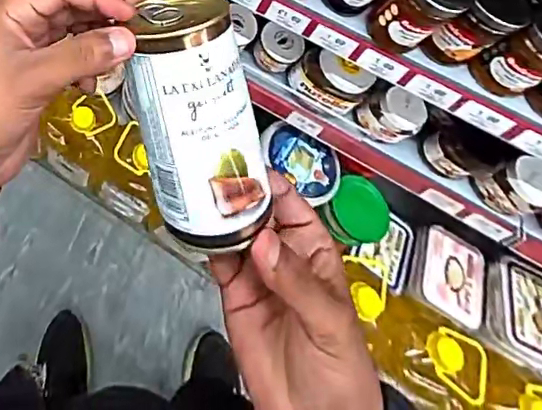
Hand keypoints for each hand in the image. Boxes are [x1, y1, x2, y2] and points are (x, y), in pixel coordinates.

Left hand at [0, 0, 137, 190]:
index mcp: (14, 12)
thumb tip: (124, 40)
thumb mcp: (35, 78)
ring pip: (76, 35)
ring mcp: (32, 50)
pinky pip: (73, 59)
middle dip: (104, 18)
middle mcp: (24, 25)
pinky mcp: (40, 75)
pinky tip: (94, 82)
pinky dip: (89, 67)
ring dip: (98, 44)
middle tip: (138, 25)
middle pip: (73, 10)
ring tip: (122, 54)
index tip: (130, 11)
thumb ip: (82, 56)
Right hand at [207, 171, 378, 409]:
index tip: (246, 168)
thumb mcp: (330, 322)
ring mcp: (256, 270)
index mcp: (312, 248)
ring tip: (202, 198)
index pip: (289, 201)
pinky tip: (198, 228)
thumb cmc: (343, 374)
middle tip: (215, 178)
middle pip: (255, 209)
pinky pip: (217, 256)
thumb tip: (265, 243)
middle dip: (237, 192)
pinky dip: (205, 240)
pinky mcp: (234, 290)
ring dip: (218, 212)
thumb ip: (297, 282)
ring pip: (233, 227)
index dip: (268, 181)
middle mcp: (282, 252)